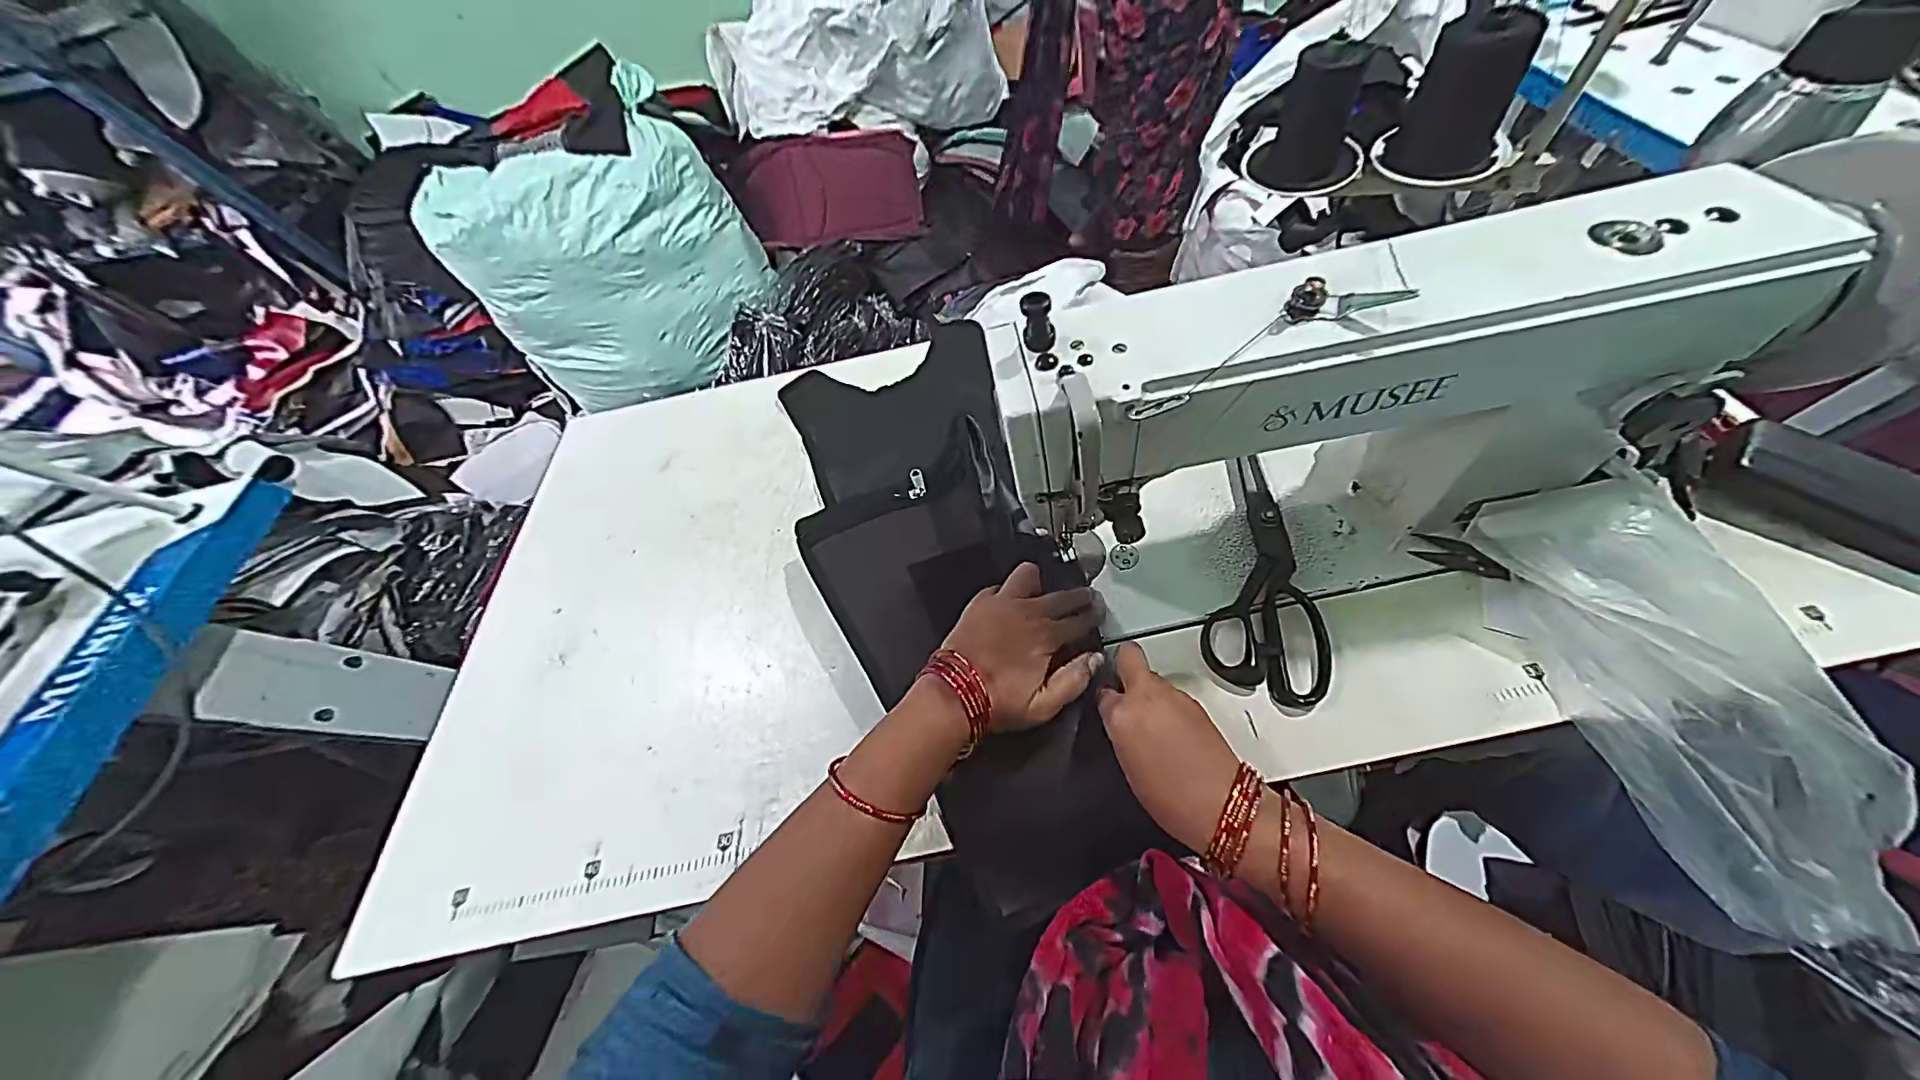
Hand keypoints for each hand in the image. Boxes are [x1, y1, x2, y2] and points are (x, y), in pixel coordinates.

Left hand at [940, 562, 1103, 732]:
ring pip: (1029, 576)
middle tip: (1085, 598)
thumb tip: (1093, 661)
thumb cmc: (996, 702)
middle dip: (1079, 597)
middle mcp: (1027, 613)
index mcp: (1047, 636)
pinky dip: (1009, 590)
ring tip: (1044, 589)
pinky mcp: (980, 604)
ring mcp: (1002, 603)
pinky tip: (1010, 599)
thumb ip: (1074, 680)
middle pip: (1063, 596)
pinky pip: (1000, 586)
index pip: (1080, 619)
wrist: (954, 693)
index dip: (1093, 616)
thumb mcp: (1043, 705)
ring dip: (1040, 582)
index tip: (1097, 615)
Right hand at [1096, 641, 1241, 851]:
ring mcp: (1174, 696)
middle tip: (1125, 686)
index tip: (1106, 704)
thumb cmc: (1174, 798)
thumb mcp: (1127, 768)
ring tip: (1153, 721)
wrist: (1220, 804)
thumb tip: (1117, 723)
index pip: (1102, 691)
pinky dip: (1171, 706)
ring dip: (1150, 691)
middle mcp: (1147, 696)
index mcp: (1121, 714)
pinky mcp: (1196, 703)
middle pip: (1129, 657)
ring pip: (1154, 678)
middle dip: (1125, 665)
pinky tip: (1173, 731)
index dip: (1104, 698)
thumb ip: (1119, 733)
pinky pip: (1174, 695)